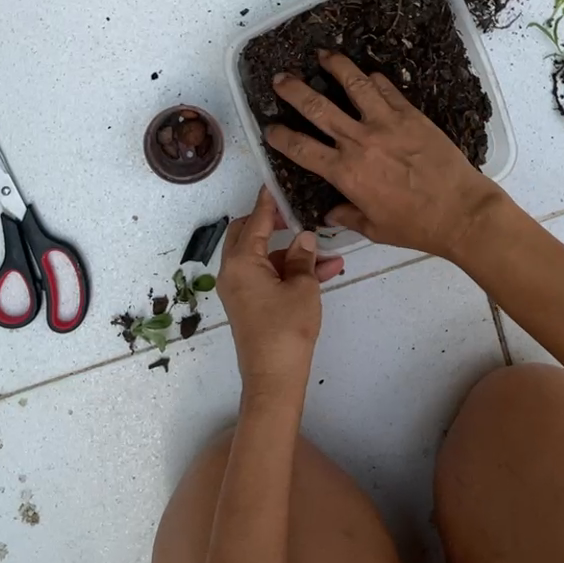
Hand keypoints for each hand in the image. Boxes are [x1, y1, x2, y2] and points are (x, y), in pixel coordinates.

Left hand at [219, 188, 341, 401]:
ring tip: (329, 254)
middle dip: (275, 224)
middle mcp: (234, 271)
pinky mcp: (250, 304)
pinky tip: (325, 271)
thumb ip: (303, 257)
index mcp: (241, 262)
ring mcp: (241, 289)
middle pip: (250, 235)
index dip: (268, 202)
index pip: (256, 221)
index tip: (276, 183)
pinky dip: (292, 273)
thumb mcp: (302, 288)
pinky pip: (270, 277)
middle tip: (297, 216)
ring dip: (294, 254)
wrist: (274, 379)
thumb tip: (305, 237)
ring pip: (265, 258)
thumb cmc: (287, 329)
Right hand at [263, 51, 510, 260]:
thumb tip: (331, 213)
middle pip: (318, 108)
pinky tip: (367, 74)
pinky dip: (373, 78)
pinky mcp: (411, 114)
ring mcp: (386, 123)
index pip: (302, 149)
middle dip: (294, 91)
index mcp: (346, 173)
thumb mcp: (375, 229)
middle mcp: (360, 141)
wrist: (461, 211)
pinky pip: (386, 88)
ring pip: (353, 84)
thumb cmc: (417, 226)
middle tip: (280, 79)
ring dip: (335, 66)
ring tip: (322, 54)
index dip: (282, 137)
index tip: (270, 128)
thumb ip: (348, 216)